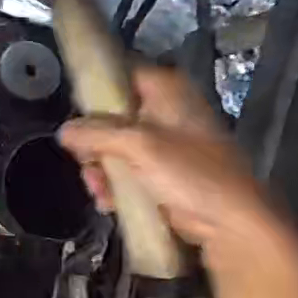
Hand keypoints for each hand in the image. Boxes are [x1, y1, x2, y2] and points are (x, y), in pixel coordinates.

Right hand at [58, 66, 280, 257]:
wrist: (234, 224)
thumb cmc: (191, 174)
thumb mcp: (139, 147)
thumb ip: (97, 135)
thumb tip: (63, 131)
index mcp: (167, 90)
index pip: (121, 74)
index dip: (95, 92)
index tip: (74, 115)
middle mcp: (166, 111)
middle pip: (113, 116)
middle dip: (95, 144)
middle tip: (87, 162)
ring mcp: (166, 144)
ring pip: (118, 148)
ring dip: (102, 170)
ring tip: (99, 190)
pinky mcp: (166, 174)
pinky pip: (130, 172)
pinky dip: (117, 186)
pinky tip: (109, 202)